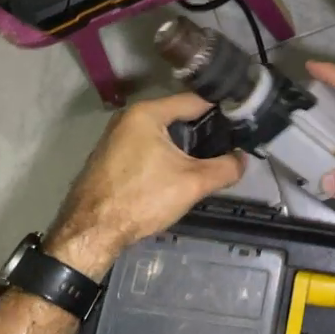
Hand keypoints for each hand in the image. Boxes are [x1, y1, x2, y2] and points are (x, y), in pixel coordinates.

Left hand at [49, 93, 244, 260]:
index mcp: (147, 113)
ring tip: (209, 159)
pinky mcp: (111, 156)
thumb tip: (243, 160)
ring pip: (162, 133)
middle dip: (204, 130)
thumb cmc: (142, 199)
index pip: (195, 101)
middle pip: (178, 116)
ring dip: (185, 145)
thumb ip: (225, 168)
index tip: (242, 122)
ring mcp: (116, 136)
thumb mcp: (193, 183)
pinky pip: (147, 146)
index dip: (222, 111)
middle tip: (229, 144)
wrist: (91, 232)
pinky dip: (165, 154)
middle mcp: (129, 117)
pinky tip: (179, 172)